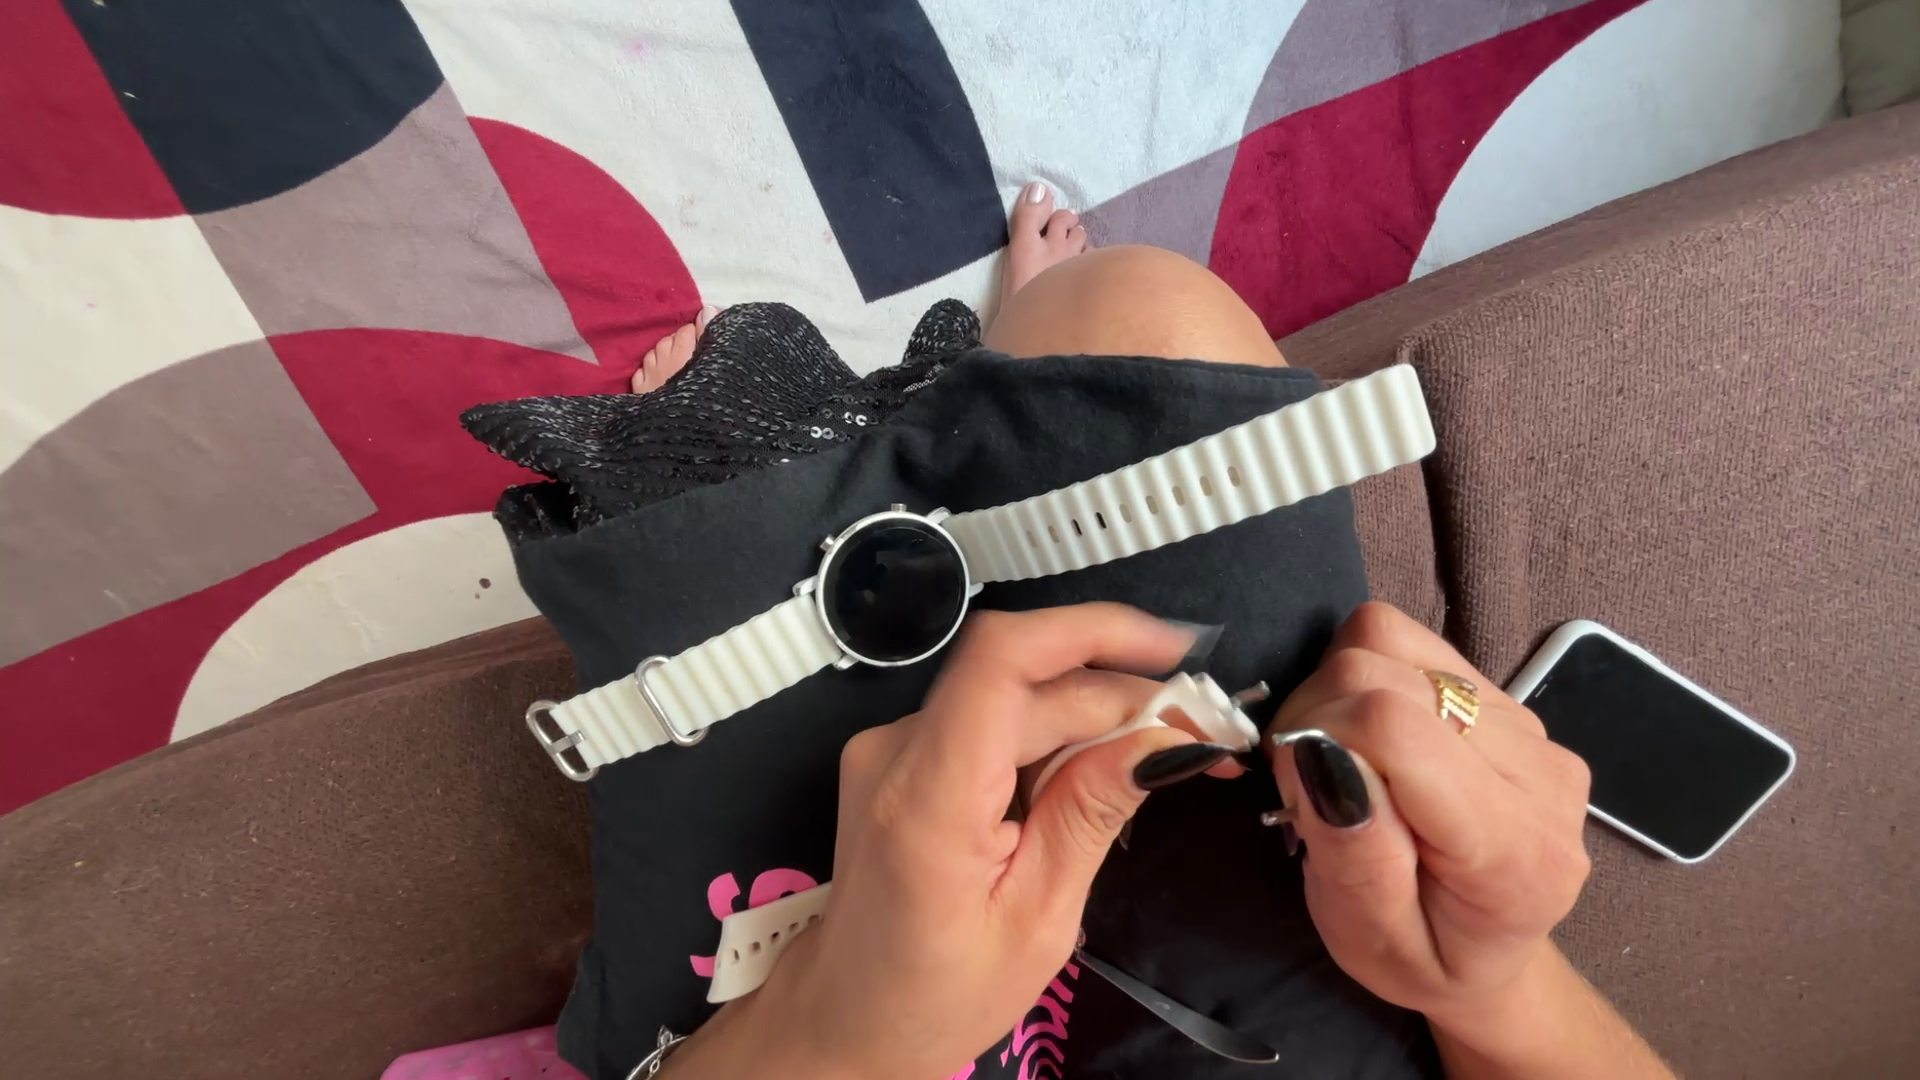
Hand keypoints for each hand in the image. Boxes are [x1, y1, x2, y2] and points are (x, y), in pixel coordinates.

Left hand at [672, 604, 1204, 1079]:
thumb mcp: (1038, 922)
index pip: (999, 663)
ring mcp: (892, 741)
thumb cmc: (938, 993)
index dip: (1089, 631)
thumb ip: (1092, 813)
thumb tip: (1163, 736)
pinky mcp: (902, 747)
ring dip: (1093, 712)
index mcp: (927, 799)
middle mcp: (897, 748)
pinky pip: (991, 716)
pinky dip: (1052, 732)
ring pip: (1014, 695)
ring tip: (1161, 750)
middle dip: (1122, 696)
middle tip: (1200, 735)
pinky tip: (1094, 767)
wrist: (846, 1009)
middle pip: (1025, 684)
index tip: (1170, 649)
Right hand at [1267, 603, 1593, 1036]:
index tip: (1297, 784)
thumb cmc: (1423, 955)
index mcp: (1511, 845)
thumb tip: (1314, 750)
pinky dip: (1359, 667)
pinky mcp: (1499, 693)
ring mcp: (1522, 720)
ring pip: (1384, 638)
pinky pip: (1399, 637)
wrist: (1489, 954)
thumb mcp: (1370, 937)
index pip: (1392, 725)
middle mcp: (1534, 767)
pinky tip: (1366, 725)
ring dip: (1332, 685)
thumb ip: (1352, 853)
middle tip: (1307, 773)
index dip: (1315, 734)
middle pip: (1378, 670)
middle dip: (1312, 710)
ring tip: (1338, 747)